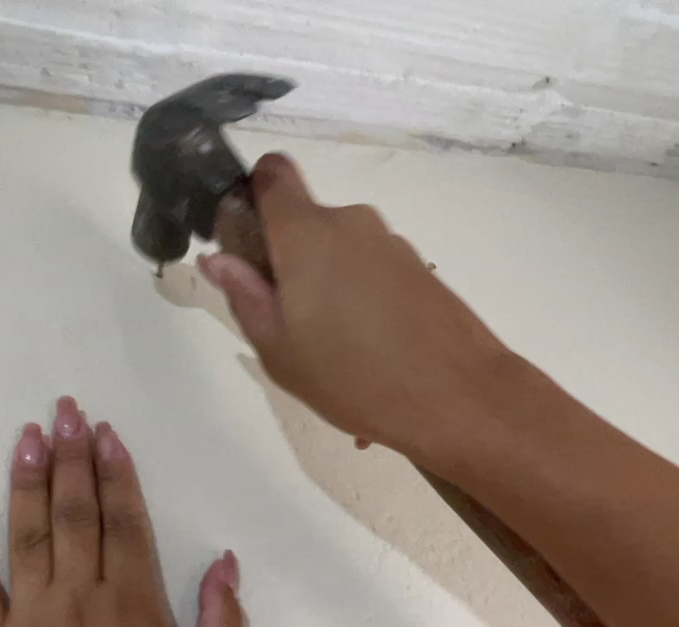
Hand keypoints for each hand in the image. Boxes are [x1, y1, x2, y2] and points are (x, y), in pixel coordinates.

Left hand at [0, 396, 244, 626]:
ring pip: (26, 536)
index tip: (106, 433)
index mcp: (135, 609)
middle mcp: (79, 603)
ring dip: (27, 482)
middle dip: (72, 458)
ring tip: (26, 436)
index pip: (126, 522)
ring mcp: (26, 625)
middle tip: (64, 410)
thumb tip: (225, 559)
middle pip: (75, 515)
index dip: (117, 473)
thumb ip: (222, 621)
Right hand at [198, 154, 518, 464]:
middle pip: (308, 227)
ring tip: (338, 363)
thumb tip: (219, 259)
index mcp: (307, 235)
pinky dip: (366, 310)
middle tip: (294, 331)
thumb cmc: (354, 379)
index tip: (249, 247)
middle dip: (293, 268)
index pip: (271, 175)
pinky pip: (376, 281)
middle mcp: (352, 225)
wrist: (458, 398)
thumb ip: (246, 297)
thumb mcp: (280, 351)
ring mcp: (393, 247)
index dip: (252, 197)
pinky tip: (373, 364)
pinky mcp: (422, 272)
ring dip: (331, 297)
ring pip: (343, 260)